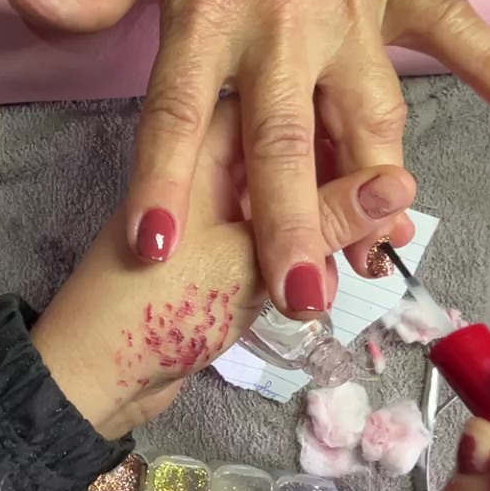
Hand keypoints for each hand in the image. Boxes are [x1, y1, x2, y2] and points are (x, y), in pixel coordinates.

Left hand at [32, 98, 409, 438]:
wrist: (88, 377)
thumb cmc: (158, 307)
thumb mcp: (248, 261)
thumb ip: (324, 220)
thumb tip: (401, 183)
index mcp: (201, 144)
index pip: (281, 112)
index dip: (340, 136)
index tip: (392, 171)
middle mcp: (203, 168)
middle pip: (288, 161)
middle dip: (342, 193)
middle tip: (395, 226)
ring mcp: (203, 214)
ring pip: (280, 204)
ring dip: (324, 229)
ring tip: (376, 255)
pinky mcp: (206, 256)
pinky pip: (263, 240)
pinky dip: (298, 255)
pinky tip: (336, 275)